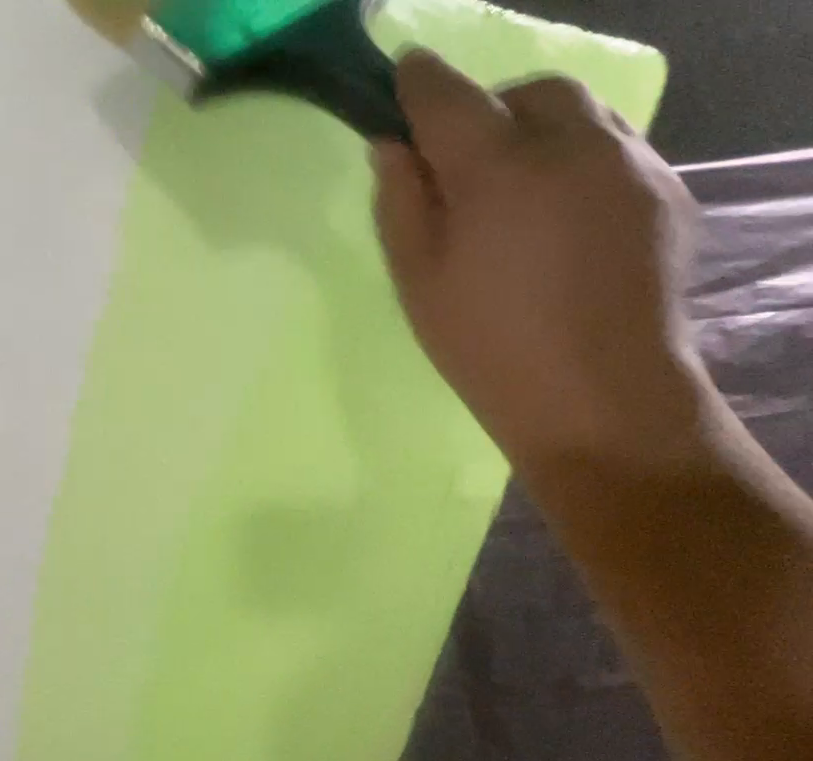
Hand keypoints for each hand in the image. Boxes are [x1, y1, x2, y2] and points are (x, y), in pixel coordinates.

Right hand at [372, 51, 707, 472]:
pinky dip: (574, 159)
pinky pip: (612, 148)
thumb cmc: (482, 341)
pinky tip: (554, 216)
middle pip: (529, 92)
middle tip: (456, 158)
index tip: (401, 73)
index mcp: (497, 168)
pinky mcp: (663, 190)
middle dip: (489, 108)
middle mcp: (573, 145)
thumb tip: (394, 147)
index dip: (419, 82)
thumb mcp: (416, 277)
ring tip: (509, 187)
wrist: (595, 392)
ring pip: (580, 113)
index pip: (449, 98)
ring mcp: (629, 163)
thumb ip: (401, 202)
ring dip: (536, 130)